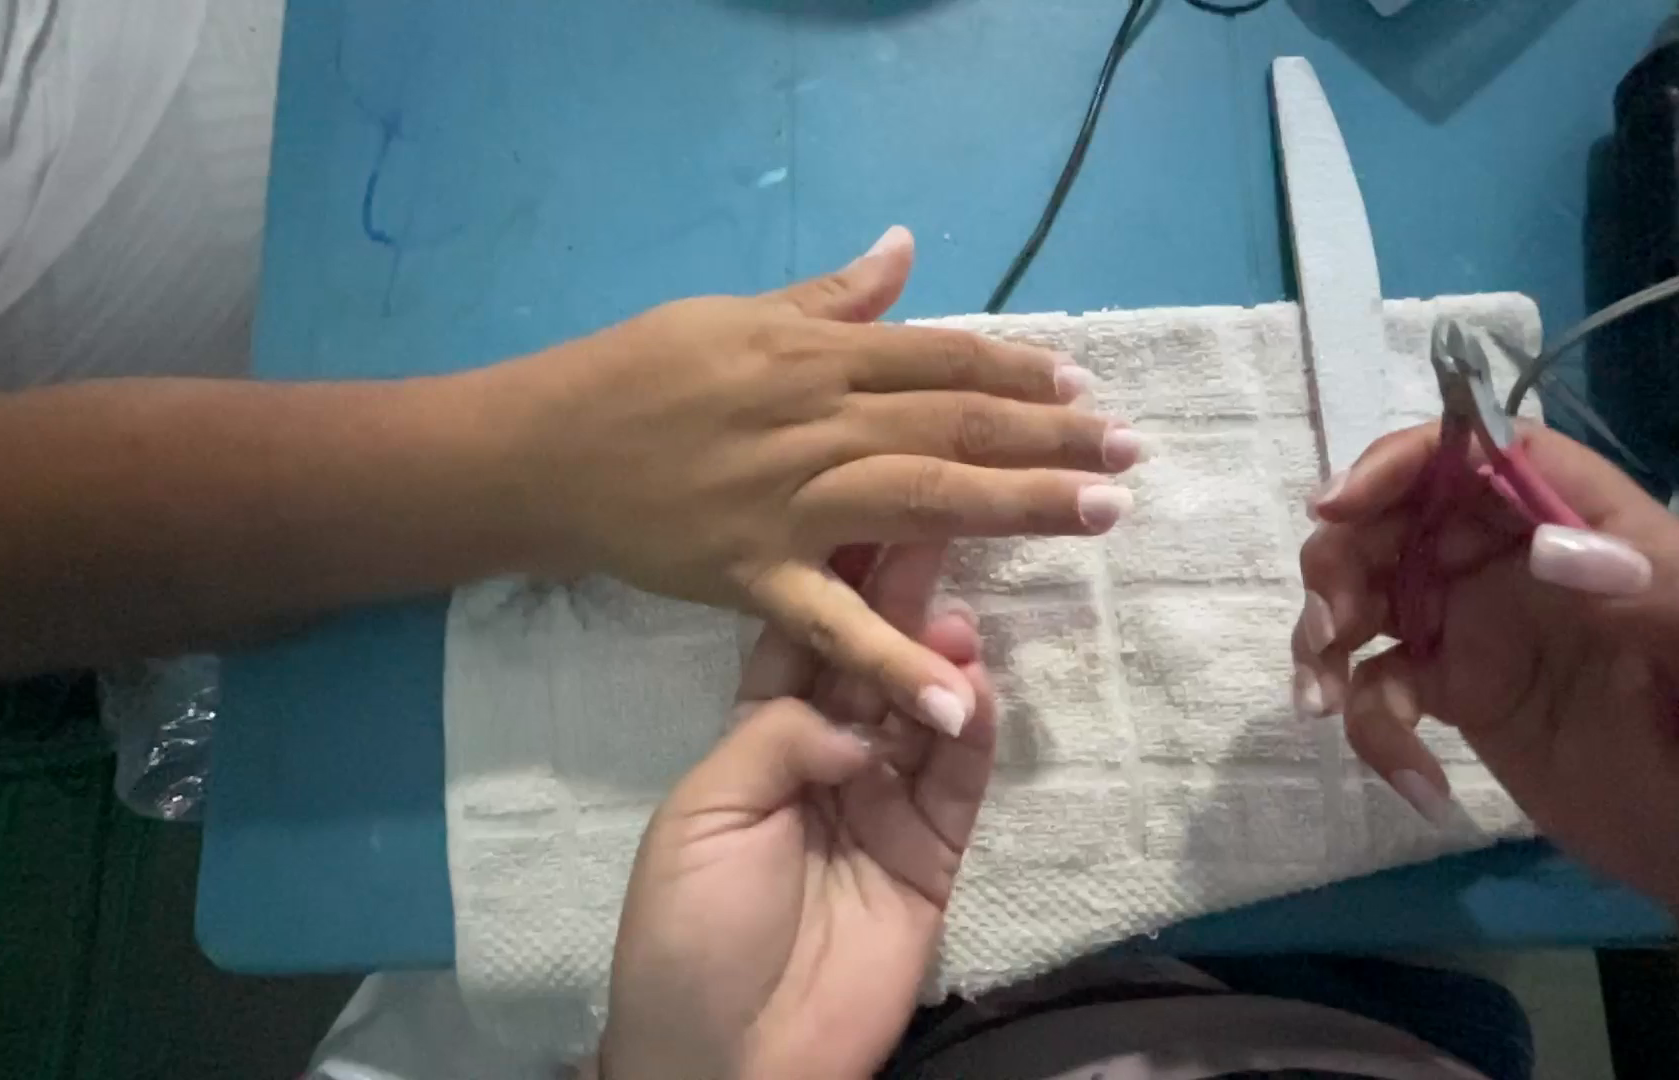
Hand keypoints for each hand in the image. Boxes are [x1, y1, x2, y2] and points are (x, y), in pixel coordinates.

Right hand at [469, 227, 1132, 737]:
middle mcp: (817, 422)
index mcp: (813, 354)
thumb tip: (905, 248)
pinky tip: (957, 700)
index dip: (1019, 371)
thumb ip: (831, 295)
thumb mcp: (734, 313)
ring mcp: (790, 504)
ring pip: (922, 500)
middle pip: (953, 424)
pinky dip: (893, 662)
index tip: (1084, 389)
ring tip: (1100, 512)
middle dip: (1050, 437)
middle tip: (1130, 450)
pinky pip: (834, 625)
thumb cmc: (639, 374)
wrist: (547, 449)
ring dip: (1018, 506)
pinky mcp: (755, 577)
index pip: (940, 358)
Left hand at [601, 544, 995, 1079]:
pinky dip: (973, 729)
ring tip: (954, 621)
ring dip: (940, 663)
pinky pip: (959, 777)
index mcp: (763, 739)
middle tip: (930, 534)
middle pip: (871, 664)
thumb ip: (779, 740)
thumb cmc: (694, 929)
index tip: (863, 523)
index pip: (805, 644)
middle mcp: (830, 753)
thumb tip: (858, 721)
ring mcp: (887, 797)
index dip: (832, 587)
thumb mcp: (704, 814)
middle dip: (897, 604)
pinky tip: (976, 686)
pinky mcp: (933, 846)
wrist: (734, 1063)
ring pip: (922, 710)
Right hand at [1297, 423, 1678, 956]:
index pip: (1478, 459)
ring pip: (1361, 602)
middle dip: (1337, 567)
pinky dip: (1370, 726)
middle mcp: (1513, 570)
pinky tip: (1411, 776)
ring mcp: (1475, 634)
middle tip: (1330, 632)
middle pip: (1389, 528)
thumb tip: (1544, 550)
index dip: (1398, 463)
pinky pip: (1379, 690)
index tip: (1335, 506)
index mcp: (1586, 535)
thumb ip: (1669, 596)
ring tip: (1323, 701)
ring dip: (1322, 642)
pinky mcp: (1453, 697)